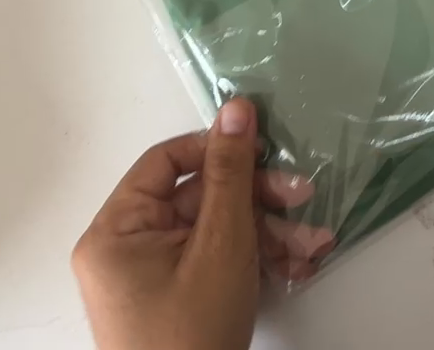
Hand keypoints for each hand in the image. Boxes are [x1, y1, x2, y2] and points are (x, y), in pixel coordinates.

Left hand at [73, 99, 337, 349]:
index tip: (264, 148)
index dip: (217, 147)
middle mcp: (129, 246)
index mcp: (118, 230)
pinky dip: (258, 257)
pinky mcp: (178, 292)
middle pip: (203, 195)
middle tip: (304, 198)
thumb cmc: (194, 329)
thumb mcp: (222, 242)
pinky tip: (299, 263)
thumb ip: (231, 171)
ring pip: (220, 226)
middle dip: (261, 200)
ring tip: (315, 242)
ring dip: (271, 232)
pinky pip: (219, 256)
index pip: (167, 160)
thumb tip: (236, 106)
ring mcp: (155, 272)